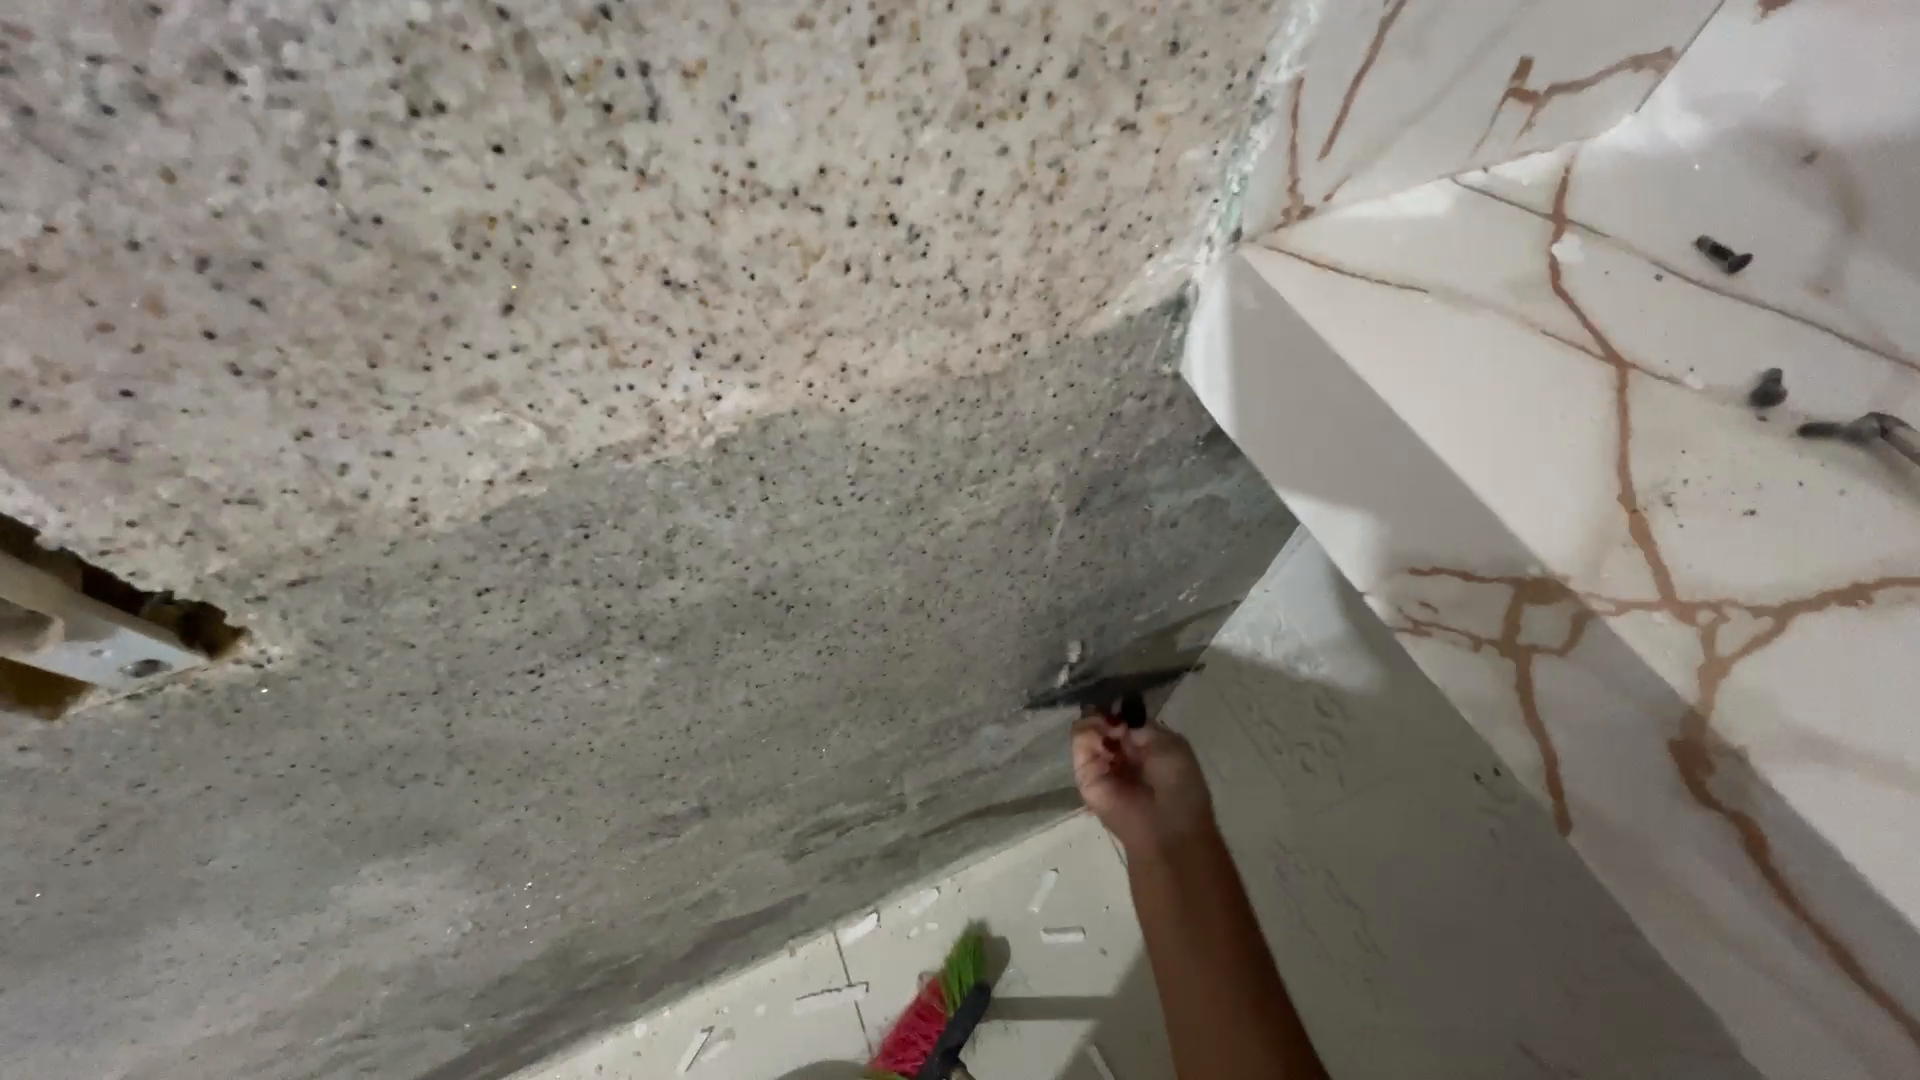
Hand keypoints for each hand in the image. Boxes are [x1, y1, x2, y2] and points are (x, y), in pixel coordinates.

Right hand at [1071, 712, 1214, 856]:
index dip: (1120, 708)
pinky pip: (1079, 745)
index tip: (1122, 706)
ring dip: (1097, 721)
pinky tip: (1103, 740)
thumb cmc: (1179, 785)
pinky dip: (1086, 734)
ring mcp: (1100, 763)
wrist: (1168, 826)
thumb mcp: (1171, 745)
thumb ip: (1142, 725)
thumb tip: (1116, 712)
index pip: (1122, 717)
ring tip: (1111, 731)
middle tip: (1116, 720)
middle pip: (1102, 720)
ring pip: (1086, 728)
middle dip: (1106, 712)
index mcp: (1142, 746)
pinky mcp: (1084, 775)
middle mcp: (1119, 752)